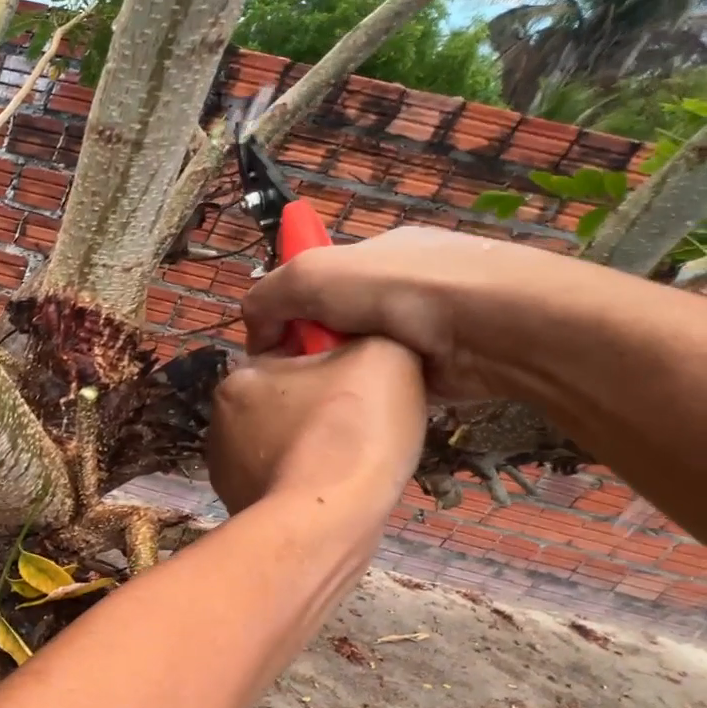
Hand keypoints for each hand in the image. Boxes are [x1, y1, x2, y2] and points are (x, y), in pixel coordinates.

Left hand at [206, 338, 426, 514]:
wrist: (323, 518)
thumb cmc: (351, 428)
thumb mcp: (382, 353)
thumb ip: (364, 334)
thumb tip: (350, 338)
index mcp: (241, 377)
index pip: (290, 355)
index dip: (335, 362)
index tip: (364, 382)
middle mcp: (219, 417)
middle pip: (285, 397)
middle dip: (321, 404)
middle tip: (363, 422)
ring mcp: (222, 461)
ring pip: (281, 437)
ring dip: (312, 442)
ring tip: (351, 456)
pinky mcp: (235, 496)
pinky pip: (278, 474)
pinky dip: (302, 475)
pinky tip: (330, 484)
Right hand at [240, 227, 567, 400]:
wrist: (499, 330)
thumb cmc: (402, 290)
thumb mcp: (309, 274)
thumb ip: (265, 297)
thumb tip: (258, 338)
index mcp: (372, 256)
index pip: (307, 284)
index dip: (280, 312)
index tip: (271, 344)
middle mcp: (394, 288)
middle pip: (322, 325)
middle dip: (304, 348)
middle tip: (296, 373)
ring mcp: (416, 328)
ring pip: (344, 358)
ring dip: (328, 374)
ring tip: (322, 392)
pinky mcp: (432, 368)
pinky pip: (373, 383)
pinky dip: (358, 393)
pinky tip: (351, 403)